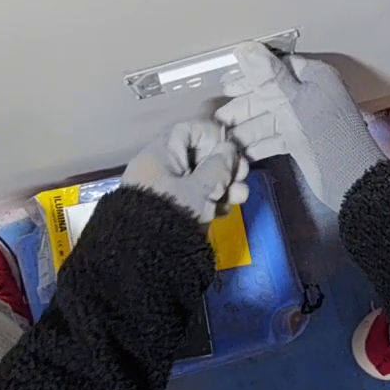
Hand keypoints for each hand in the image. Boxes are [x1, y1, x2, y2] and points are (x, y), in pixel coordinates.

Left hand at [121, 120, 250, 223]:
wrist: (147, 259)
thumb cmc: (173, 213)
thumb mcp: (200, 188)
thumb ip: (218, 166)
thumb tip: (228, 148)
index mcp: (161, 155)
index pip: (187, 131)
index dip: (211, 136)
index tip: (229, 150)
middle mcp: (163, 169)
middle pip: (199, 156)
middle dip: (225, 166)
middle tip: (242, 176)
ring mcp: (169, 192)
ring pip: (202, 180)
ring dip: (225, 186)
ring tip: (239, 197)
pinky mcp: (176, 212)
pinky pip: (198, 199)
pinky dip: (213, 202)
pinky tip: (224, 211)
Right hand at [214, 42, 385, 210]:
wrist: (348, 179)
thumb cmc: (327, 134)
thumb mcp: (294, 101)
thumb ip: (268, 76)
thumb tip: (245, 48)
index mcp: (313, 77)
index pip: (275, 69)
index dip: (248, 77)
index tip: (226, 87)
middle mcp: (309, 95)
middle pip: (268, 95)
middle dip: (243, 108)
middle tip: (219, 118)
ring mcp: (304, 120)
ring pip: (268, 119)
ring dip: (246, 129)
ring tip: (224, 139)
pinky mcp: (300, 142)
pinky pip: (274, 138)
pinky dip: (258, 144)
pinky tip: (240, 152)